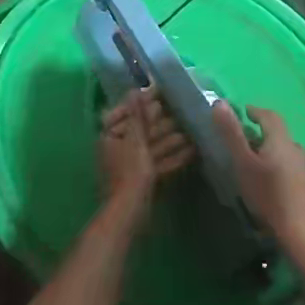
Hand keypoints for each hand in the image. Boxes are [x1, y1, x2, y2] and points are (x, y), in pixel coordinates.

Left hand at [98, 88, 194, 212]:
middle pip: (142, 129)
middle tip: (183, 108)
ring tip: (192, 129)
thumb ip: (138, 116)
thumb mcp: (135, 141)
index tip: (161, 91)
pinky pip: (159, 162)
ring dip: (171, 138)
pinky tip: (193, 151)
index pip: (126, 110)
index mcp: (110, 134)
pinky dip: (174, 157)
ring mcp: (132, 163)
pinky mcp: (144, 178)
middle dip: (161, 121)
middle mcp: (119, 146)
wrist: (129, 213)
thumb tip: (136, 91)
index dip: (142, 101)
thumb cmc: (130, 173)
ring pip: (153, 146)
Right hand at [213, 102, 304, 270]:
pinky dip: (296, 180)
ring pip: (296, 160)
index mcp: (282, 143)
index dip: (256, 112)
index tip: (246, 113)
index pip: (270, 117)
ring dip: (282, 162)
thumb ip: (232, 134)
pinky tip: (289, 196)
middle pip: (283, 140)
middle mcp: (304, 152)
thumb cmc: (270, 199)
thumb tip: (220, 102)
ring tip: (268, 178)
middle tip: (250, 154)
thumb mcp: (243, 165)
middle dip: (267, 142)